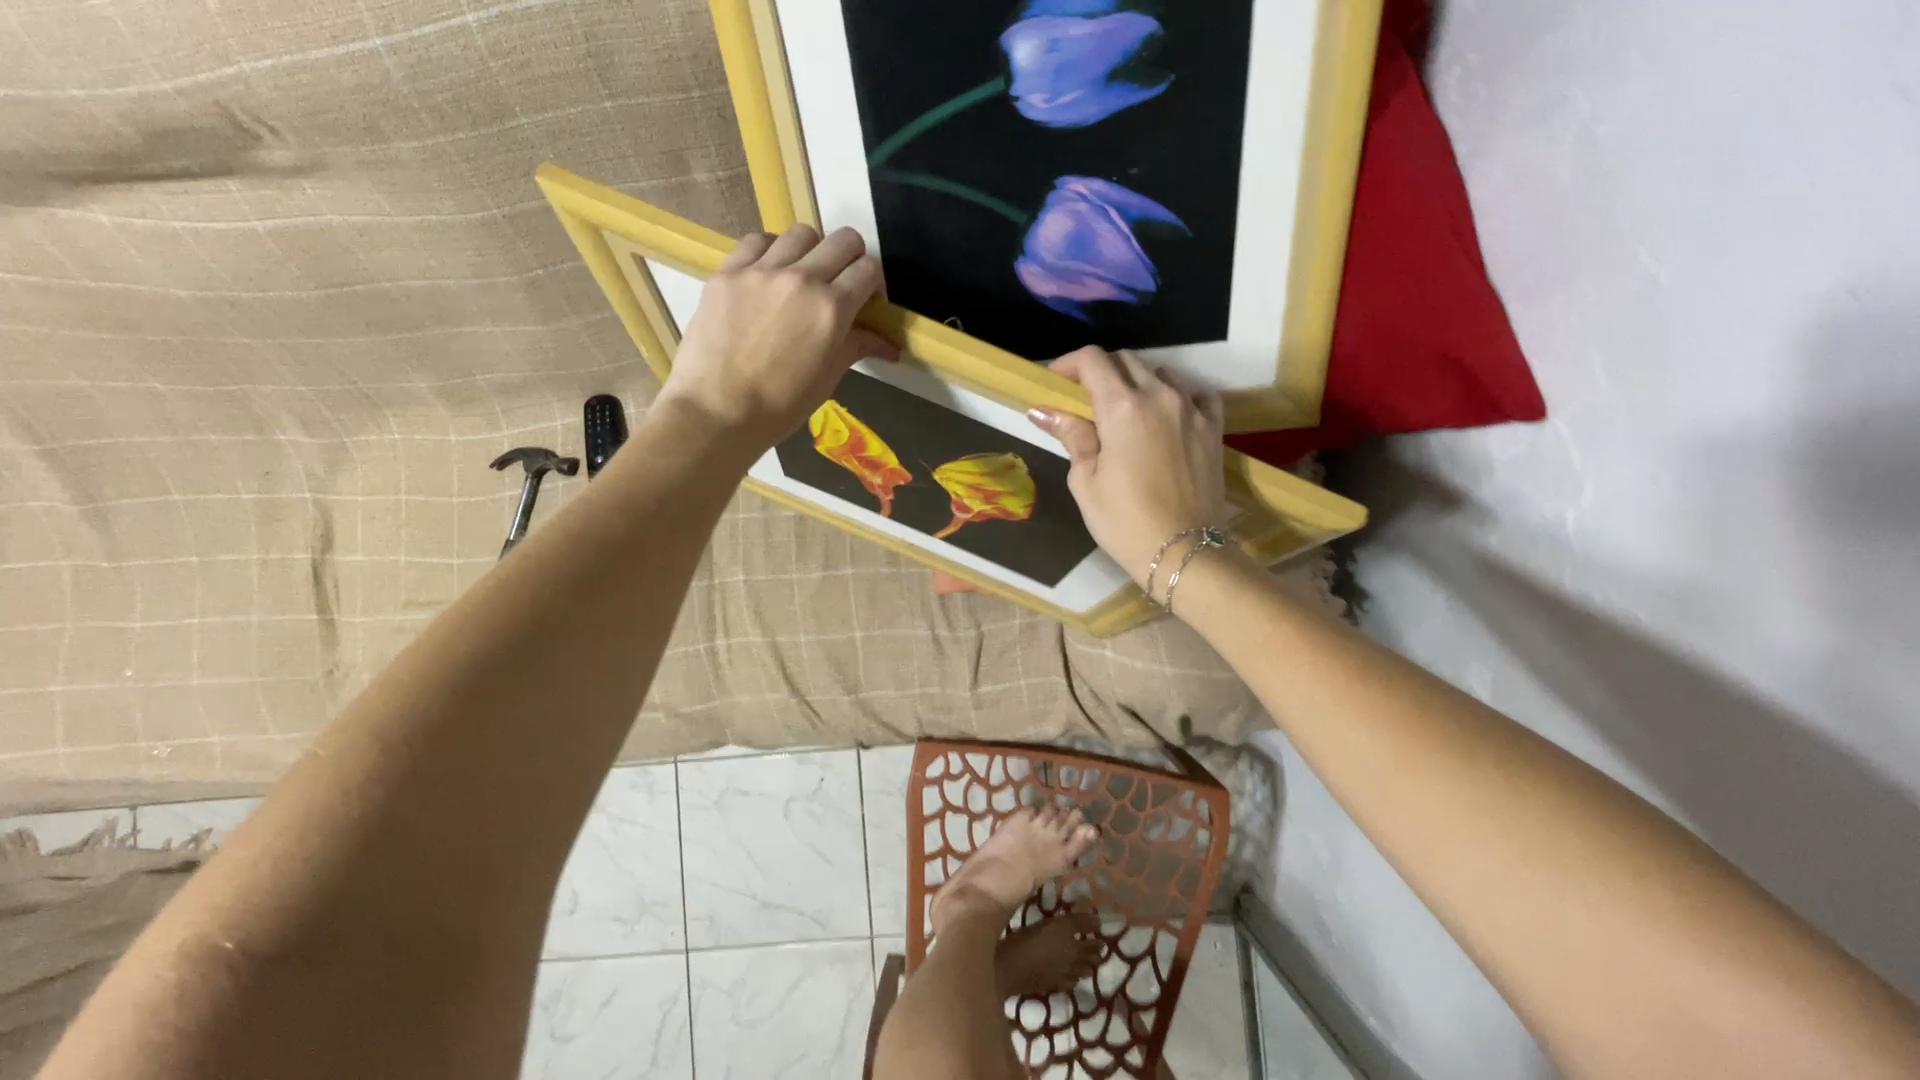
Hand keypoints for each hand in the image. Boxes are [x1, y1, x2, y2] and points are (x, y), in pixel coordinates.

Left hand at [657, 225, 894, 447]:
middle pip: (842, 240)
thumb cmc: (779, 406)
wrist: (716, 412)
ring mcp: (761, 271)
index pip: (868, 270)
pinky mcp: (727, 272)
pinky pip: (757, 241)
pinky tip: (767, 274)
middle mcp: (801, 279)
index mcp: (832, 309)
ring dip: (810, 251)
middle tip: (840, 283)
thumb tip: (890, 345)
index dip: (873, 282)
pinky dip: (770, 251)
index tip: (865, 299)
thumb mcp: (826, 378)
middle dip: (850, 259)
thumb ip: (856, 347)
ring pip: (801, 234)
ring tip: (799, 277)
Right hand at [1028, 347, 1227, 593]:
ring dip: (1136, 381)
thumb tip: (1044, 411)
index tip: (1054, 381)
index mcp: (1123, 407)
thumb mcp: (1085, 481)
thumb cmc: (1125, 521)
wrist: (1185, 552)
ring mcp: (1192, 409)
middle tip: (1083, 398)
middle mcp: (1160, 396)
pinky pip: (1196, 394)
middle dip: (1100, 371)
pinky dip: (1176, 394)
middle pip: (1126, 360)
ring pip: (1160, 373)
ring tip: (1123, 409)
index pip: (1092, 360)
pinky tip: (1166, 412)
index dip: (1068, 363)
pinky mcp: (1213, 428)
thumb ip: (1071, 436)